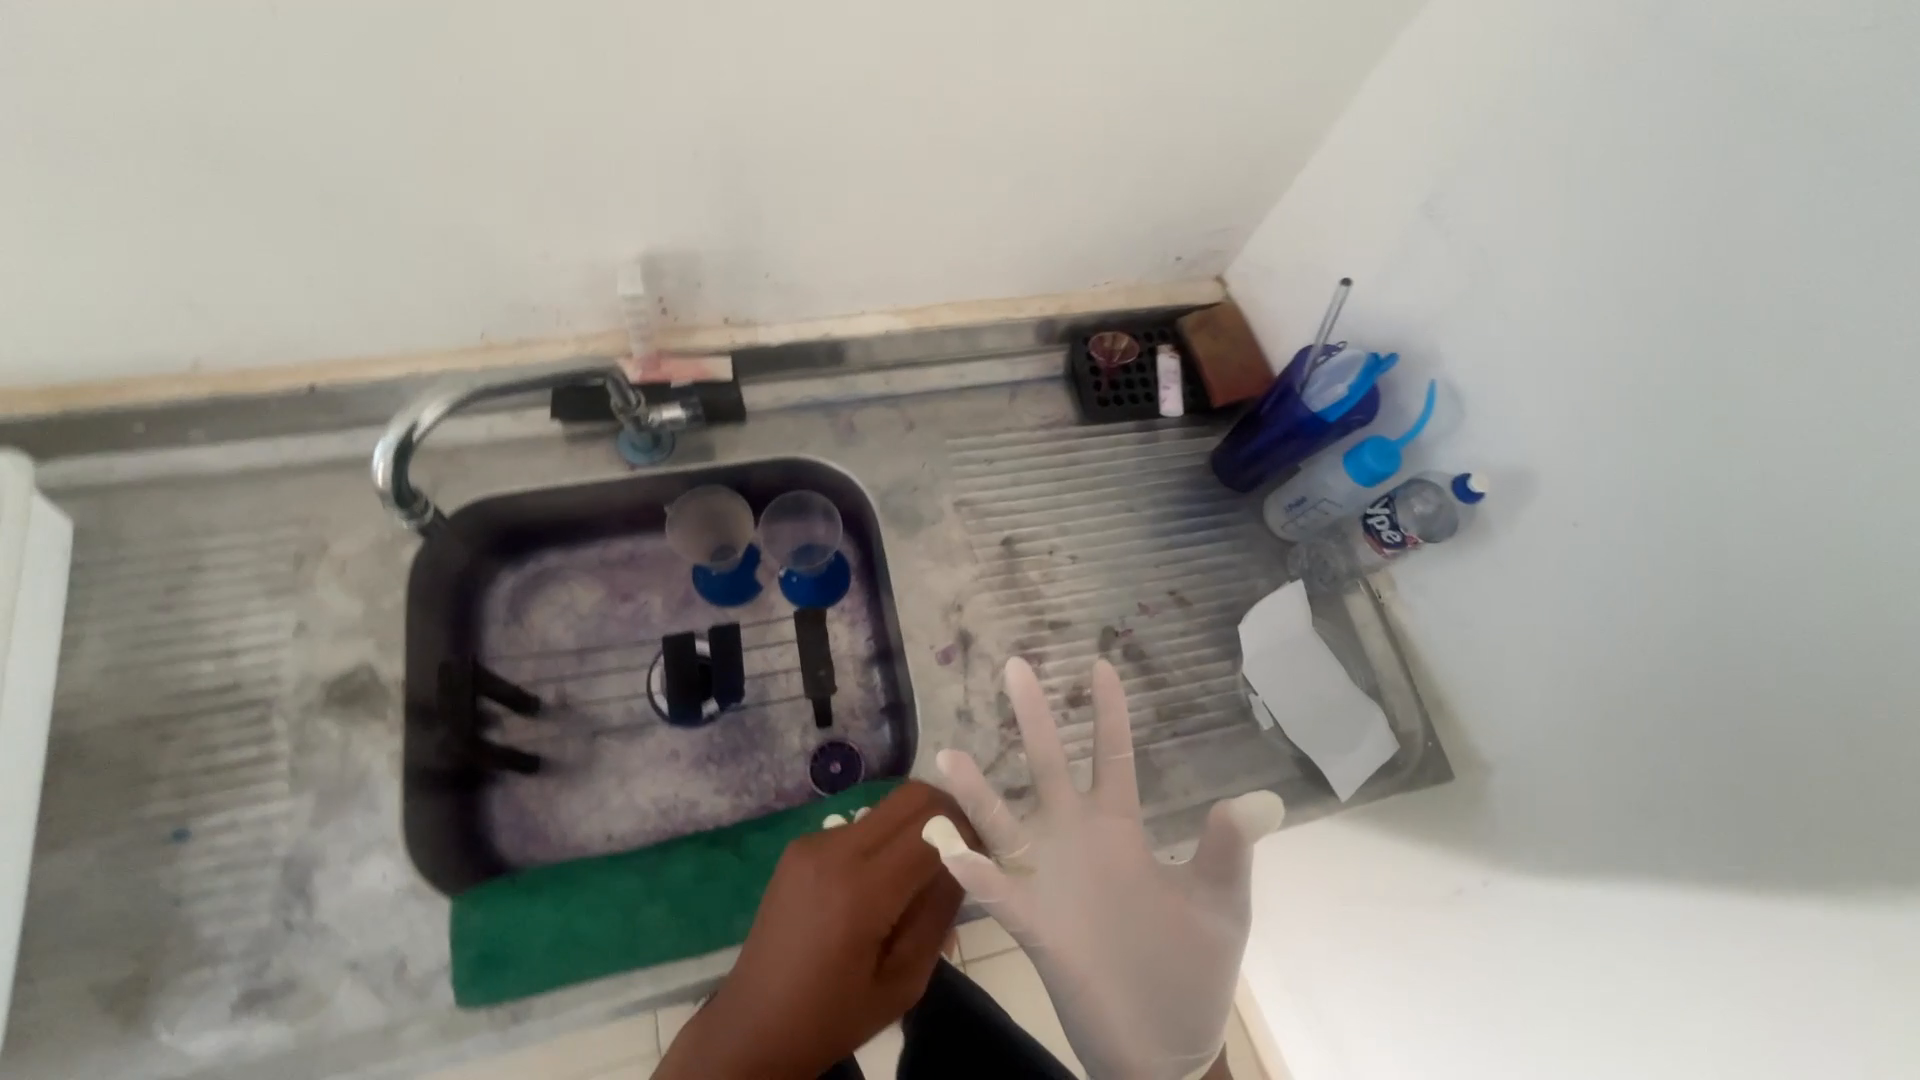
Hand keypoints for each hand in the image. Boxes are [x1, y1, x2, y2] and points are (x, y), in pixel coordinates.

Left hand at [655, 781, 978, 1079]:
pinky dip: (888, 839)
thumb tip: (969, 857)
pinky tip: (886, 882)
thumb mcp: (904, 979)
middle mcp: (835, 850)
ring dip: (919, 825)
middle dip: (951, 813)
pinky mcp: (801, 845)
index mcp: (862, 890)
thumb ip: (940, 911)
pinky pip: (862, 824)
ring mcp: (813, 842)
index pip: (935, 826)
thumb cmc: (833, 1016)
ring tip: (927, 873)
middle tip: (969, 850)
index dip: (972, 831)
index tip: (991, 854)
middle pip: (913, 796)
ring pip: (888, 805)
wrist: (752, 1026)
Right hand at [925, 659, 1284, 1079]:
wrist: (1167, 1042)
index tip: (1099, 664)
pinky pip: (999, 894)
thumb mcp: (1221, 905)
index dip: (1107, 712)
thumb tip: (1260, 800)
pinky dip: (977, 874)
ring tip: (950, 754)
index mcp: (1121, 829)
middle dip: (1034, 718)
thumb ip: (1229, 852)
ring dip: (977, 791)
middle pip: (1049, 767)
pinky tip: (955, 852)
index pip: (1111, 756)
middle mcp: (1077, 841)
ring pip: (1005, 822)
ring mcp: (1051, 879)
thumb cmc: (1192, 967)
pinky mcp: (1035, 925)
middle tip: (1016, 666)